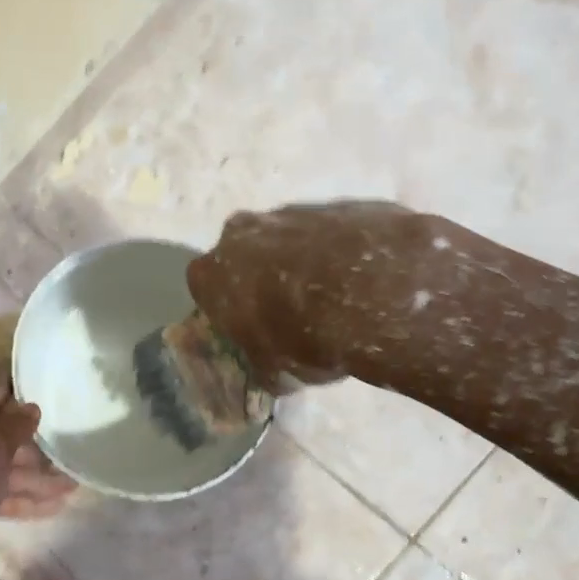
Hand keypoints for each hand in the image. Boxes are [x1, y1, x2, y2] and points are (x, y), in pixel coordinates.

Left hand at [0, 379, 65, 579]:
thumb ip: (12, 428)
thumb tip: (31, 405)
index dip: (25, 390)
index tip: (57, 389)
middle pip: (8, 434)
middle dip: (41, 441)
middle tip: (77, 443)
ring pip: (9, 467)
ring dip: (40, 476)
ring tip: (76, 484)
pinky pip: (3, 493)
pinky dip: (26, 498)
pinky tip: (56, 506)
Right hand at [185, 201, 440, 383]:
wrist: (372, 293)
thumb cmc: (303, 339)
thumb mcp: (276, 372)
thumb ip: (266, 366)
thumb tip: (273, 374)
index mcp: (210, 273)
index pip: (206, 290)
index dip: (228, 309)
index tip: (249, 326)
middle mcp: (239, 234)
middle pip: (245, 255)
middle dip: (263, 276)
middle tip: (290, 308)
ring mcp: (289, 212)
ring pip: (288, 240)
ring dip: (304, 261)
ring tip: (334, 295)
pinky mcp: (337, 205)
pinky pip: (331, 232)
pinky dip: (340, 251)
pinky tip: (362, 279)